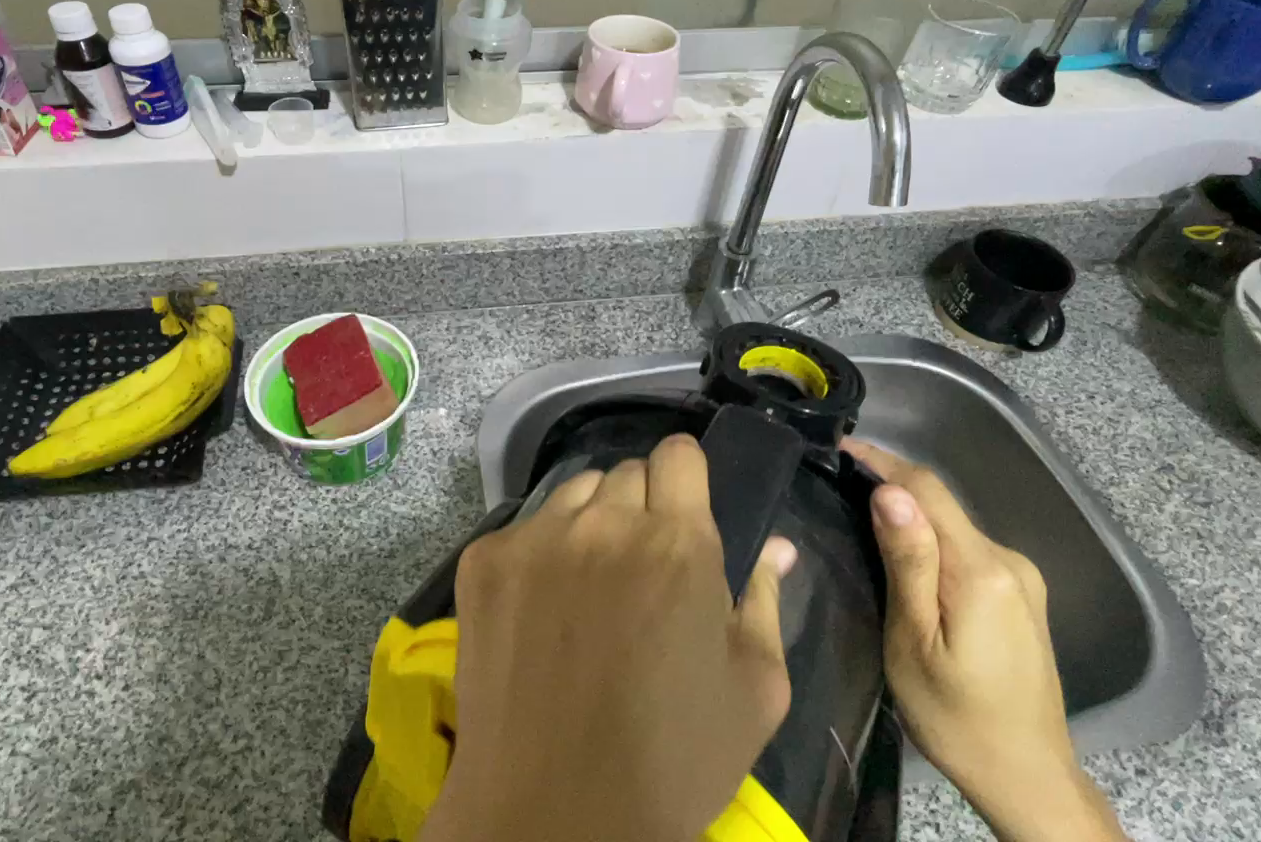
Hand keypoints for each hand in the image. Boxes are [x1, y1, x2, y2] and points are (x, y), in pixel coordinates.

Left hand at [423, 434, 797, 841]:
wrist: (552, 815)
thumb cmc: (671, 762)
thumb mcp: (753, 692)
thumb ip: (764, 600)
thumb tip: (776, 545)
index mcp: (678, 544)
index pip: (679, 454)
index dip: (686, 477)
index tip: (684, 510)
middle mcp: (603, 523)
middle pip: (628, 473)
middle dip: (642, 507)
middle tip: (641, 568)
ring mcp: (535, 538)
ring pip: (574, 493)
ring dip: (590, 522)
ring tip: (590, 585)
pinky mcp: (483, 561)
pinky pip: (524, 529)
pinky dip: (539, 553)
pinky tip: (543, 610)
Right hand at [844, 439, 1128, 841]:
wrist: (1026, 775)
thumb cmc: (954, 715)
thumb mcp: (913, 641)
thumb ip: (907, 562)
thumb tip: (889, 493)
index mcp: (981, 571)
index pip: (927, 490)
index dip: (883, 461)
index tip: (840, 446)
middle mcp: (1009, 562)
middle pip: (942, 504)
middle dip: (891, 483)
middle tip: (836, 477)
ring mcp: (1022, 579)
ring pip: (954, 525)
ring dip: (909, 512)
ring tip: (858, 510)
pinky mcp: (1022, 596)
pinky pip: (966, 549)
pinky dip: (931, 538)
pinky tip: (904, 552)